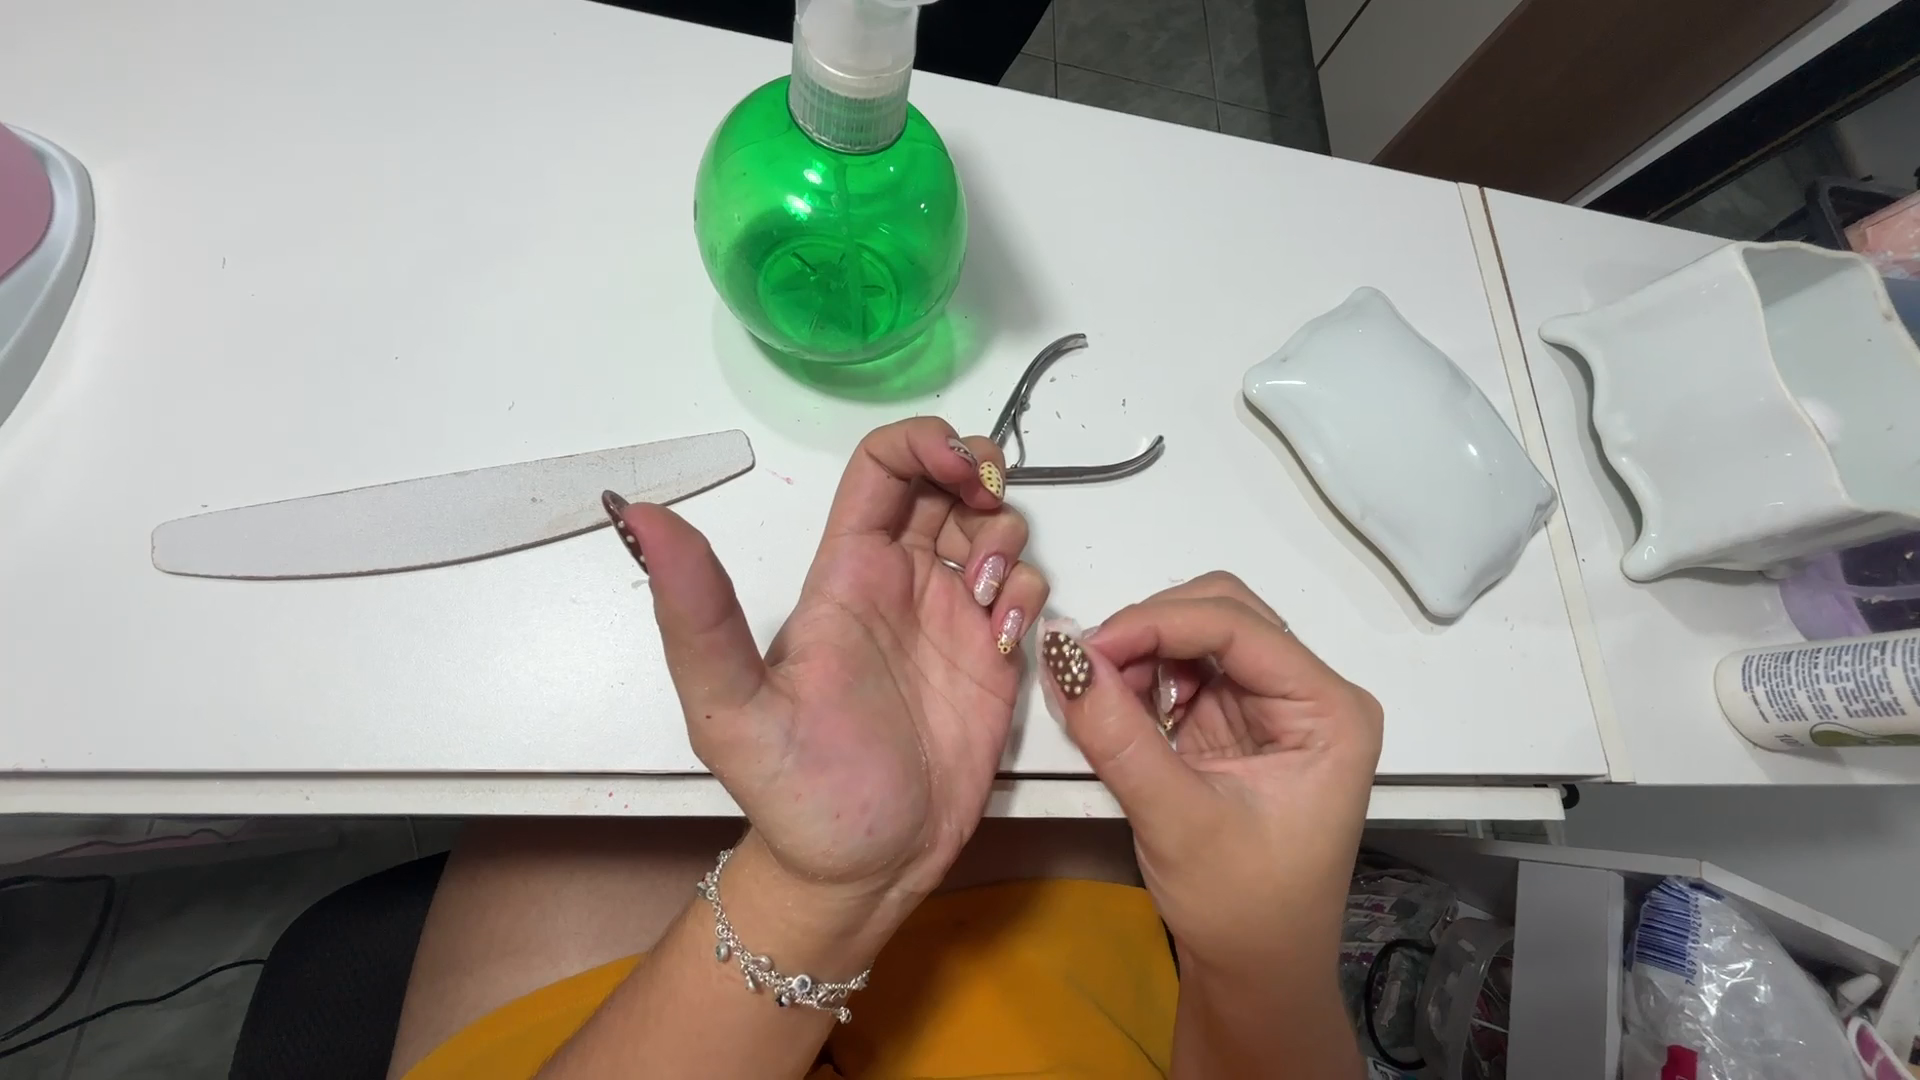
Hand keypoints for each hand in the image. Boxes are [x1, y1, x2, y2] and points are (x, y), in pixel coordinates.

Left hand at [610, 419, 1045, 925]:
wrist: (863, 869)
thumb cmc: (798, 793)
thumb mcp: (733, 709)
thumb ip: (697, 615)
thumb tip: (637, 515)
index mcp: (845, 572)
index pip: (883, 467)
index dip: (923, 444)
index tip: (957, 468)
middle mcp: (901, 580)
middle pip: (946, 482)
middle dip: (976, 472)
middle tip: (986, 509)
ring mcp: (950, 616)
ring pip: (993, 529)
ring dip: (1005, 538)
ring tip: (986, 603)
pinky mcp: (992, 655)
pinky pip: (1024, 592)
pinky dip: (1027, 595)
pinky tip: (1004, 641)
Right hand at [1044, 572, 1381, 970]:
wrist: (1252, 969)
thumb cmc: (1241, 908)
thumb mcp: (1177, 822)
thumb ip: (1119, 736)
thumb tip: (1062, 654)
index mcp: (1328, 711)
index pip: (1240, 626)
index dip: (1158, 623)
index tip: (1088, 650)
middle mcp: (1306, 692)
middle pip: (1221, 611)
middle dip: (1151, 630)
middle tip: (1093, 671)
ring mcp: (1268, 702)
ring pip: (1195, 631)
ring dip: (1141, 651)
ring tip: (1103, 699)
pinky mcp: (1232, 717)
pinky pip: (1179, 666)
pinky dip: (1140, 675)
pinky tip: (1119, 710)